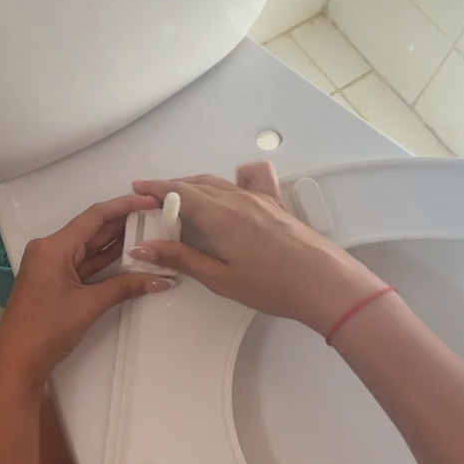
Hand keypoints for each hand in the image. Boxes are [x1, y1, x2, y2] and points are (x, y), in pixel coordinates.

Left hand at [0, 195, 175, 387]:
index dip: (124, 206)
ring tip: (149, 231)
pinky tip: (128, 256)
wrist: (17, 361)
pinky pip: (82, 263)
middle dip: (123, 223)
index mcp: (53, 247)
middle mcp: (49, 249)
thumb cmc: (47, 329)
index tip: (150, 200)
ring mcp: (50, 265)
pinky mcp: (53, 281)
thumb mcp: (88, 305)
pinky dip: (103, 261)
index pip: (94, 217)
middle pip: (91, 229)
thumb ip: (125, 287)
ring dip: (116, 242)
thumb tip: (161, 279)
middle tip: (156, 216)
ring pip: (88, 247)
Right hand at [131, 162, 386, 334]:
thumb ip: (180, 258)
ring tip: (182, 197)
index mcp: (220, 215)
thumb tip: (144, 248)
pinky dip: (233, 178)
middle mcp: (238, 199)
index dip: (155, 188)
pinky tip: (232, 188)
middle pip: (197, 183)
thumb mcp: (219, 278)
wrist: (326, 285)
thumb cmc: (273, 286)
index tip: (137, 187)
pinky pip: (250, 179)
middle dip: (172, 187)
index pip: (179, 192)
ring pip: (219, 181)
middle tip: (152, 197)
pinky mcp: (277, 204)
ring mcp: (260, 198)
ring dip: (196, 185)